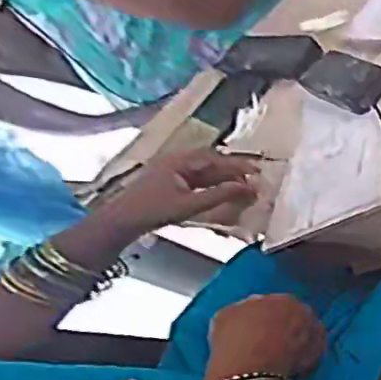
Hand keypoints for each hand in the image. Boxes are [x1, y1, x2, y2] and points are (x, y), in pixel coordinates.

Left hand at [92, 149, 259, 236]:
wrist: (122, 221)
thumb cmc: (154, 210)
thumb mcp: (191, 204)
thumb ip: (220, 195)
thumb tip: (248, 188)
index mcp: (178, 161)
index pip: (214, 159)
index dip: (237, 165)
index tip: (257, 172)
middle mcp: (176, 162)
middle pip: (211, 163)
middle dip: (233, 171)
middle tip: (254, 180)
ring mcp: (173, 172)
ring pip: (206, 172)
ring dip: (226, 179)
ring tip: (244, 187)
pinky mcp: (172, 183)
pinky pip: (200, 180)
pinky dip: (215, 185)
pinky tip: (226, 192)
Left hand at [207, 294, 325, 379]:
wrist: (252, 370)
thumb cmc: (289, 361)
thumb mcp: (316, 349)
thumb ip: (316, 333)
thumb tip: (311, 327)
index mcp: (298, 304)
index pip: (300, 311)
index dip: (296, 327)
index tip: (294, 340)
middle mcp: (271, 297)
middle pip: (273, 308)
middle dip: (273, 321)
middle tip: (272, 342)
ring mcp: (245, 303)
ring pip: (251, 312)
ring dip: (252, 324)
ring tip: (251, 345)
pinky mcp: (223, 313)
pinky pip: (231, 320)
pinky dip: (233, 330)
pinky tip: (234, 345)